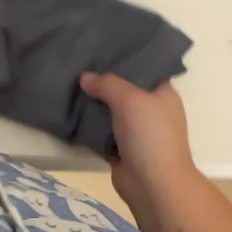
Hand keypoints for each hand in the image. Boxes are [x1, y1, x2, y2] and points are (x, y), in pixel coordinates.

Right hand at [79, 72, 194, 214]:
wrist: (152, 183)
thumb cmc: (150, 135)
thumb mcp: (130, 100)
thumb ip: (107, 84)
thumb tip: (84, 77)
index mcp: (162, 93)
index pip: (145, 68)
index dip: (126, 58)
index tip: (102, 48)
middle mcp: (150, 110)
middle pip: (124, 90)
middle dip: (103, 81)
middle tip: (79, 66)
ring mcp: (134, 132)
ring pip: (110, 113)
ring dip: (93, 105)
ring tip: (70, 87)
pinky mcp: (120, 150)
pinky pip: (101, 134)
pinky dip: (88, 128)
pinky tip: (70, 116)